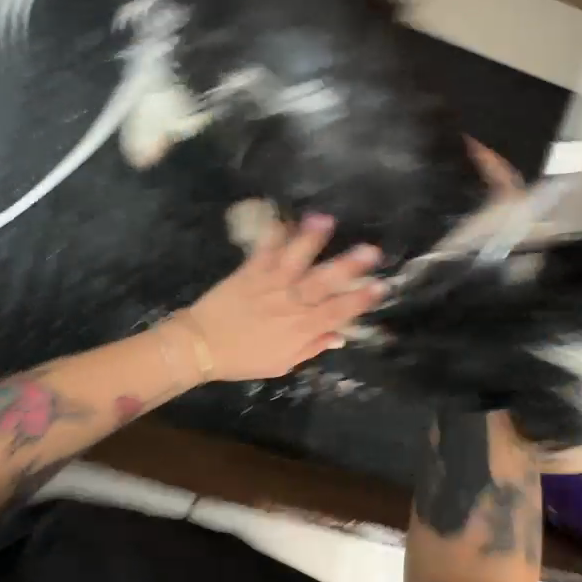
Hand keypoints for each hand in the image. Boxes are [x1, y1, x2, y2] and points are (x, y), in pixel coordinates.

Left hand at [178, 213, 387, 381]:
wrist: (200, 346)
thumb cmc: (242, 358)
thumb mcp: (281, 363)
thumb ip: (311, 347)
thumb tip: (339, 335)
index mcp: (300, 329)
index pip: (336, 312)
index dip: (360, 300)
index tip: (380, 286)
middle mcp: (288, 304)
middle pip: (322, 283)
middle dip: (348, 265)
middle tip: (372, 250)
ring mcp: (268, 285)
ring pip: (294, 260)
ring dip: (311, 240)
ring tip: (326, 220)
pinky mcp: (248, 272)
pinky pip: (264, 250)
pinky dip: (275, 234)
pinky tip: (286, 218)